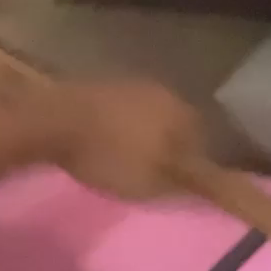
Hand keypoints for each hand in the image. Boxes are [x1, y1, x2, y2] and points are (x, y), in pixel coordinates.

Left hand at [26, 82, 204, 200]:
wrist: (50, 120)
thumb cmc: (110, 155)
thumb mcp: (158, 182)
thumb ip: (194, 184)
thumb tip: (221, 185)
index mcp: (183, 110)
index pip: (206, 142)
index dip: (196, 168)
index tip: (181, 187)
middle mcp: (161, 90)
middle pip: (176, 126)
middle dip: (168, 150)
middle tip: (152, 177)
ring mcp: (126, 83)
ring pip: (146, 117)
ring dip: (140, 138)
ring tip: (124, 163)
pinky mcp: (96, 86)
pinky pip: (118, 112)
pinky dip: (116, 129)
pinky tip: (102, 143)